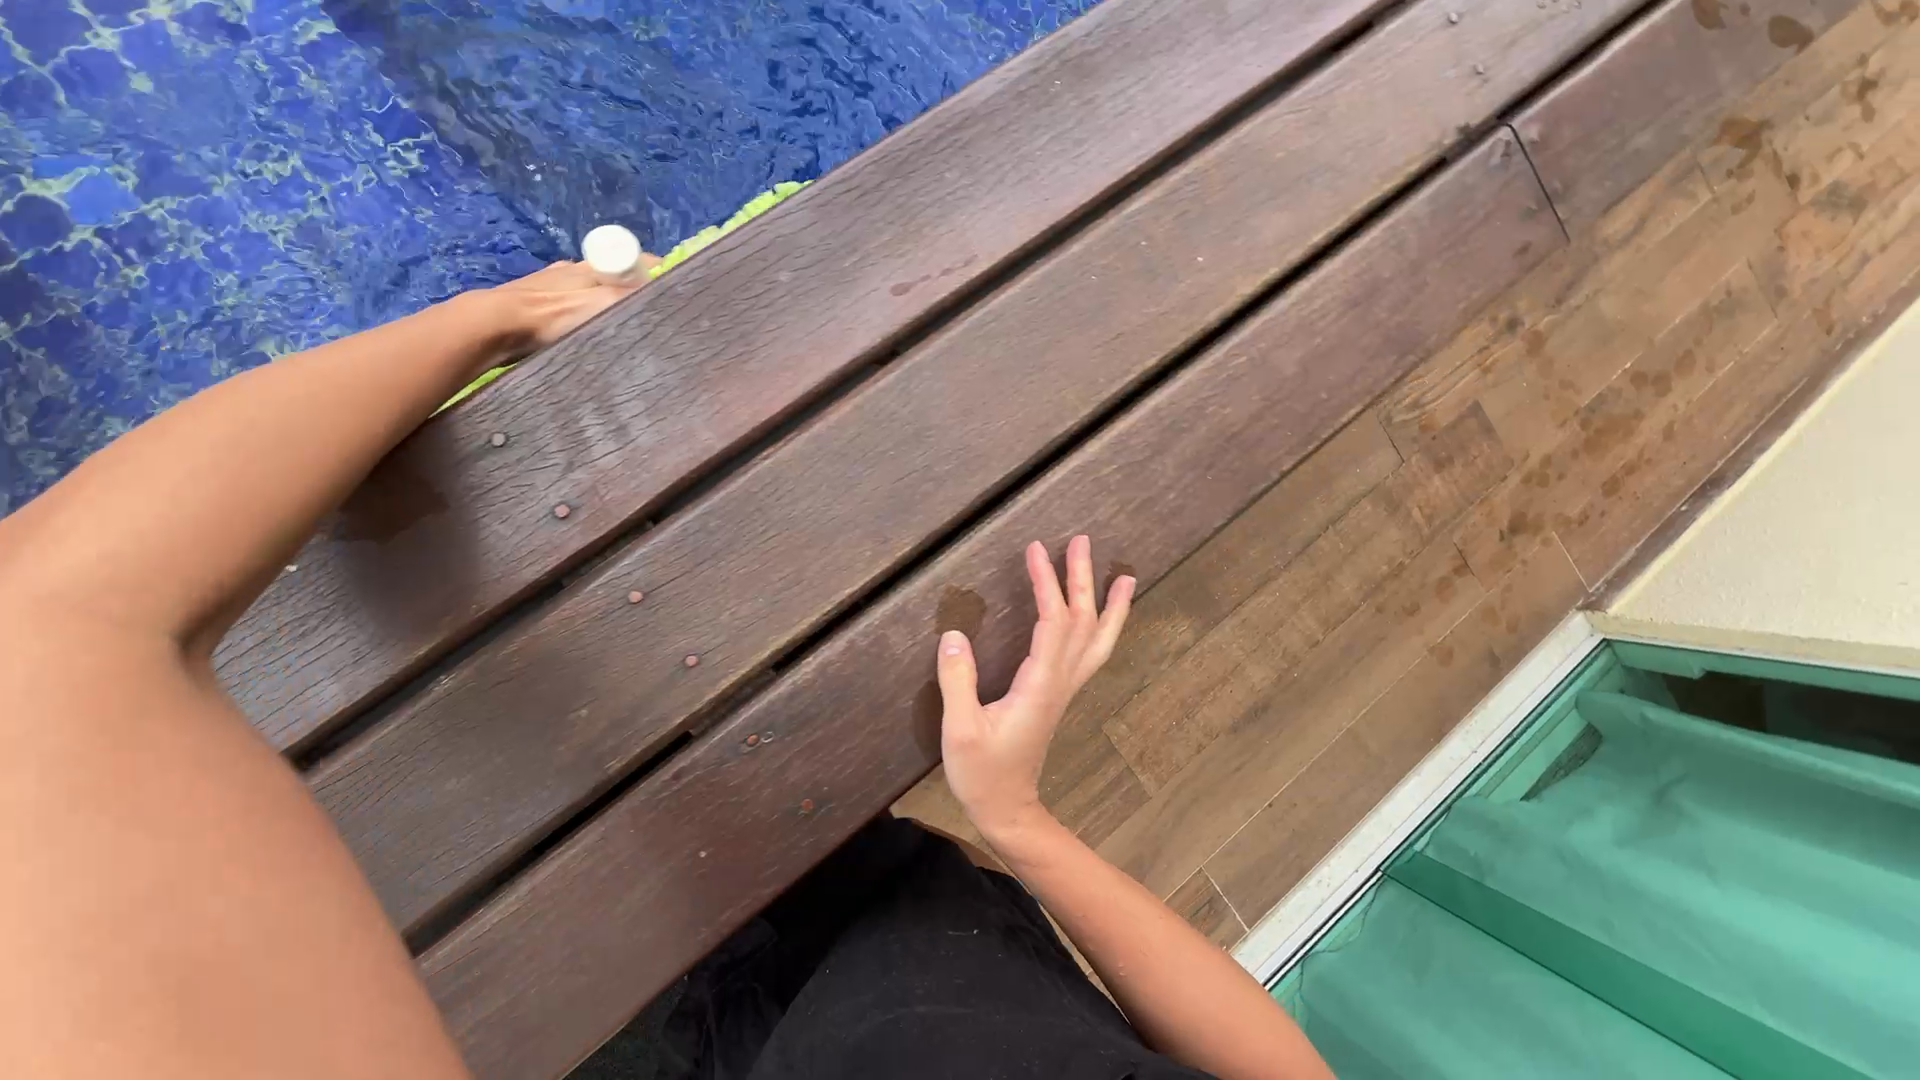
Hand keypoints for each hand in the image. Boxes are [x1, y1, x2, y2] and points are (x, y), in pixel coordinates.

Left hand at [485, 255, 661, 357]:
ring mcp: (553, 287)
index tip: (670, 293)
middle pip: (613, 276)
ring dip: (607, 306)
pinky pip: (574, 308)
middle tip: (648, 317)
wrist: (497, 326)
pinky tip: (587, 334)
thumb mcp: (601, 304)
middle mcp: (572, 270)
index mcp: (591, 266)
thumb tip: (666, 293)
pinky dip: (585, 317)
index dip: (654, 273)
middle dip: (632, 291)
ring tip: (620, 329)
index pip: (633, 260)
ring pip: (592, 292)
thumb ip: (631, 298)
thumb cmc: (552, 314)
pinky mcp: (539, 307)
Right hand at [936, 535, 1134, 836]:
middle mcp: (1060, 683)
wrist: (1009, 809)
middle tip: (1081, 541)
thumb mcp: (960, 730)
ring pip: (1096, 640)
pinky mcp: (1058, 696)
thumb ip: (957, 682)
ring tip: (1124, 576)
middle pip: (1083, 623)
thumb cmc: (982, 773)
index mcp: (1038, 686)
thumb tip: (954, 634)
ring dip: (1107, 605)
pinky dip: (1102, 629)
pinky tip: (1101, 617)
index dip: (1046, 584)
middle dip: (1083, 580)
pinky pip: (1090, 654)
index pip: (1052, 623)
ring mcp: (1064, 690)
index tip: (1035, 550)